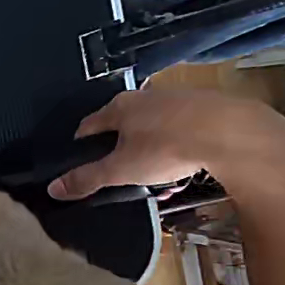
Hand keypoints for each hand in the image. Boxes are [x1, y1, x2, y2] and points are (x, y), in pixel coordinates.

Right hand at [47, 88, 284, 201]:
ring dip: (145, 138)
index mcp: (118, 107)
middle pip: (119, 120)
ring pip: (150, 119)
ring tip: (148, 163)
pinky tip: (179, 153)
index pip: (87, 125)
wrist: (233, 132)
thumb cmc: (167, 149)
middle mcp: (143, 95)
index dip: (80, 145)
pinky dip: (172, 136)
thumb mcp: (121, 170)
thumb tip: (52, 188)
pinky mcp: (204, 103)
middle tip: (114, 166)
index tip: (80, 162)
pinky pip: (177, 121)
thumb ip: (87, 178)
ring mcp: (175, 96)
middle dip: (114, 141)